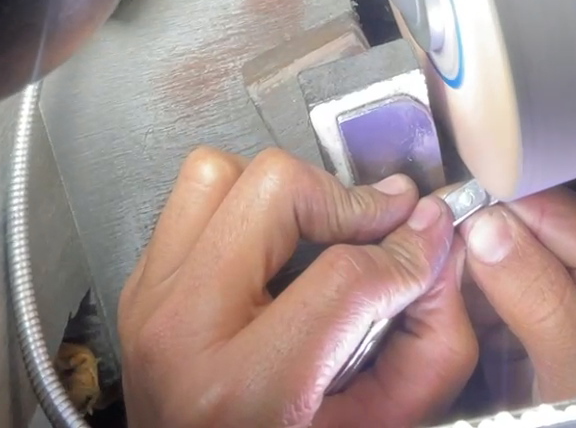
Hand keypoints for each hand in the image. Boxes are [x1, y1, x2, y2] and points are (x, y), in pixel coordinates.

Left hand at [119, 147, 475, 427]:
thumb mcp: (379, 427)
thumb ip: (430, 342)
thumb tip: (435, 234)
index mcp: (242, 392)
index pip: (342, 278)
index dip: (405, 250)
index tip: (430, 236)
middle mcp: (181, 330)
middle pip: (274, 190)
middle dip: (342, 200)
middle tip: (378, 224)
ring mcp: (149, 299)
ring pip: (219, 173)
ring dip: (280, 192)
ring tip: (313, 230)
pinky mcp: (140, 279)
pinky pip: (193, 196)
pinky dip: (241, 204)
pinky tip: (272, 245)